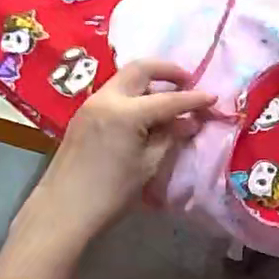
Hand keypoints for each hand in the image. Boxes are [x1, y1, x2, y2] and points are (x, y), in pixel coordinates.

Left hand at [17, 59, 213, 256]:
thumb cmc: (111, 193)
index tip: (214, 97)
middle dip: (167, 71)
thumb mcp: (148, 166)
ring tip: (169, 98)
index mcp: (126, 112)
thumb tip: (190, 122)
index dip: (194, 99)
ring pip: (125, 79)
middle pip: (140, 69)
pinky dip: (134, 94)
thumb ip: (170, 137)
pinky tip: (146, 112)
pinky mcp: (83, 115)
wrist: (64, 209)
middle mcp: (107, 99)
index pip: (169, 99)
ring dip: (149, 82)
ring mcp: (91, 104)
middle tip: (189, 82)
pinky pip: (114, 93)